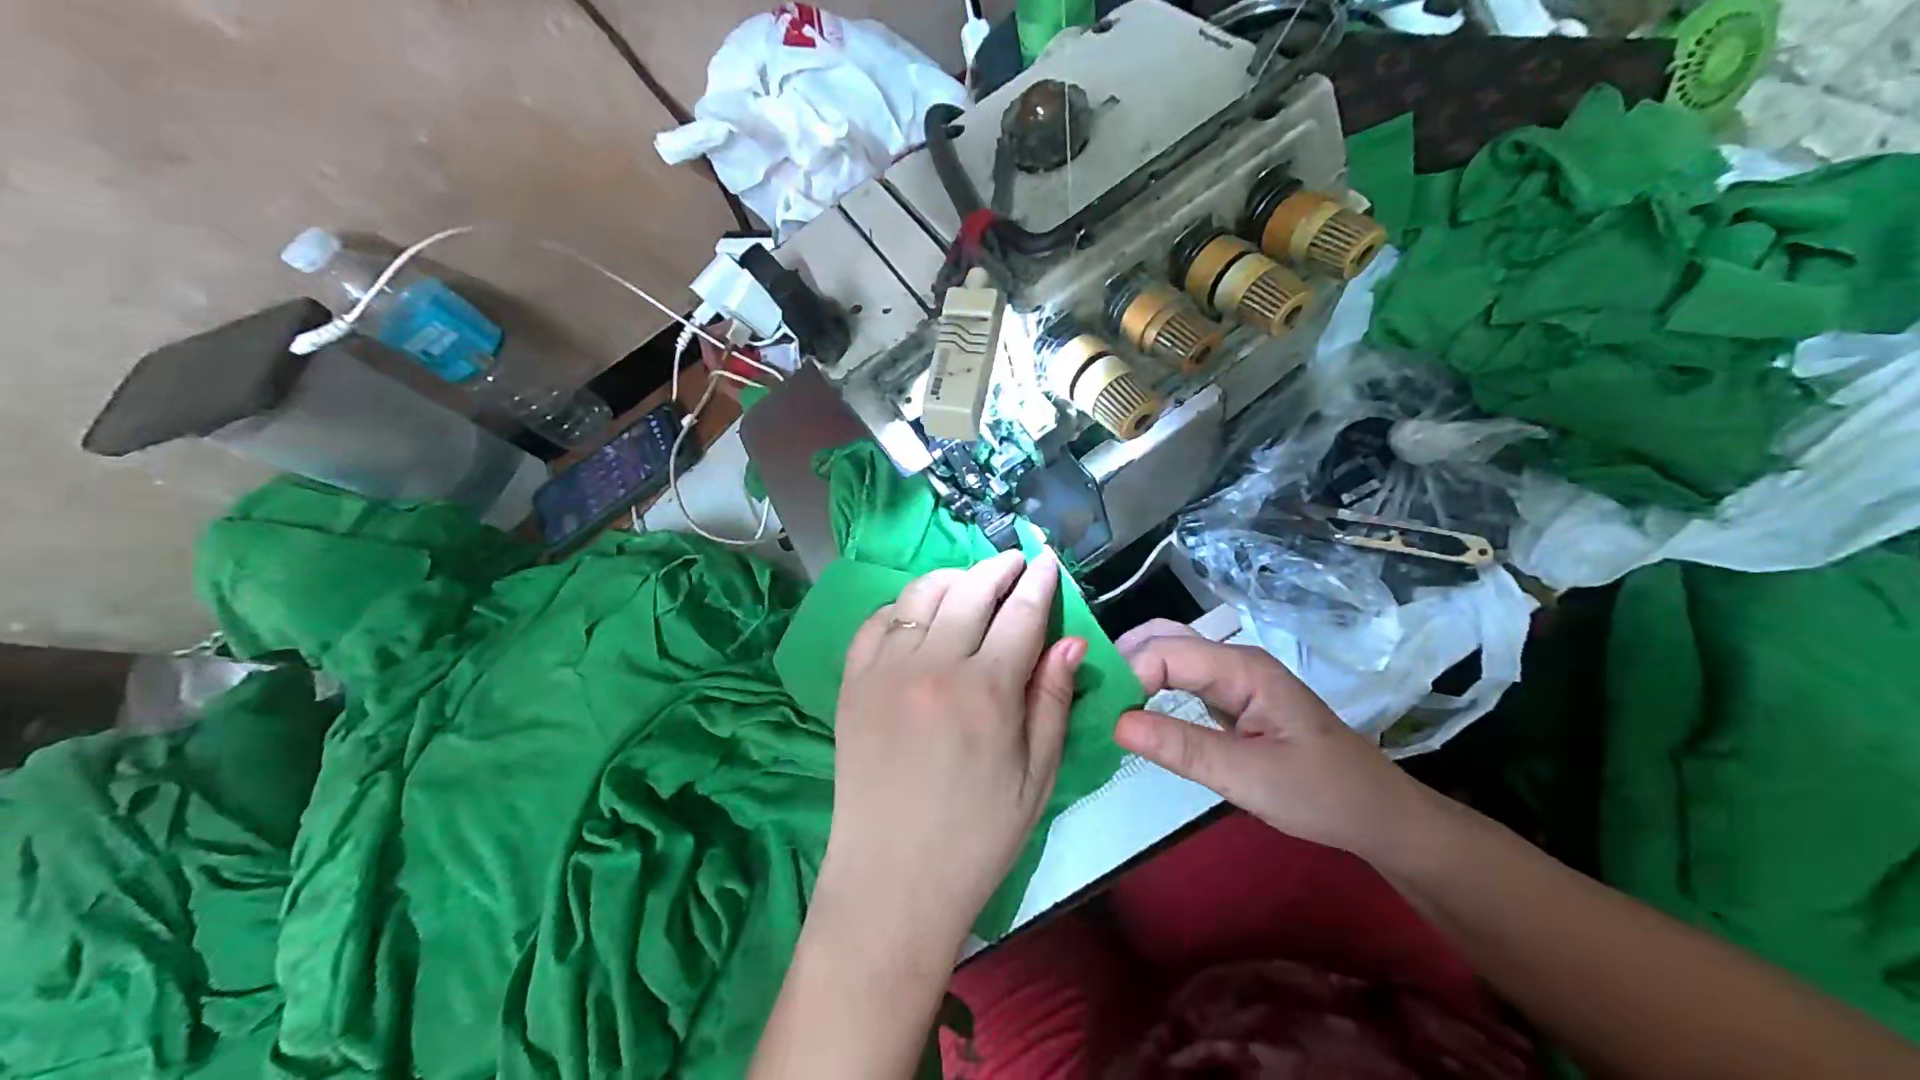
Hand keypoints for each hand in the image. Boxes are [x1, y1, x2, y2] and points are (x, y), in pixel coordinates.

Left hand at [816, 549, 1084, 954]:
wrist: (892, 878)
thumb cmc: (977, 837)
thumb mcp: (1036, 777)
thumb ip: (1052, 702)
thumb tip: (1070, 641)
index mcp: (987, 690)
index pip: (1021, 614)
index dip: (1038, 582)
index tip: (1047, 562)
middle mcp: (934, 666)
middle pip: (971, 592)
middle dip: (999, 568)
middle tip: (1014, 561)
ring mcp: (885, 670)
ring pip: (922, 595)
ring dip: (952, 577)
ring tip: (970, 580)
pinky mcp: (852, 683)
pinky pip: (877, 621)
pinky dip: (903, 605)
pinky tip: (919, 611)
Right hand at [1111, 619, 1436, 866]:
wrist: (1376, 814)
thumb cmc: (1321, 794)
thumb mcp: (1248, 777)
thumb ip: (1180, 747)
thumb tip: (1114, 723)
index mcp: (1243, 668)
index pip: (1166, 652)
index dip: (1128, 675)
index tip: (1099, 713)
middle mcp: (1234, 660)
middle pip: (1163, 637)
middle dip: (1121, 659)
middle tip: (1089, 697)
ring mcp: (1232, 676)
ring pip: (1169, 652)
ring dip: (1132, 669)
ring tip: (1101, 700)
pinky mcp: (1230, 696)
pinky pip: (1179, 675)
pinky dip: (1149, 684)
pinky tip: (1131, 706)